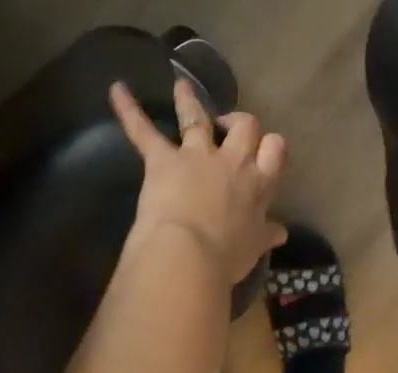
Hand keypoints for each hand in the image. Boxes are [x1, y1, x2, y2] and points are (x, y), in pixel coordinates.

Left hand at [110, 79, 288, 281]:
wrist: (190, 256)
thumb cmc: (226, 259)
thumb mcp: (253, 249)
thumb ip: (265, 235)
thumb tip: (280, 232)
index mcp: (258, 186)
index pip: (274, 151)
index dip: (270, 147)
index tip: (264, 151)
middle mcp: (232, 163)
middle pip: (245, 126)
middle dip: (239, 122)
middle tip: (230, 128)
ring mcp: (197, 157)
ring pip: (197, 116)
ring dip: (190, 100)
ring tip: (182, 87)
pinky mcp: (164, 160)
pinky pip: (144, 131)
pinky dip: (129, 110)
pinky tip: (117, 90)